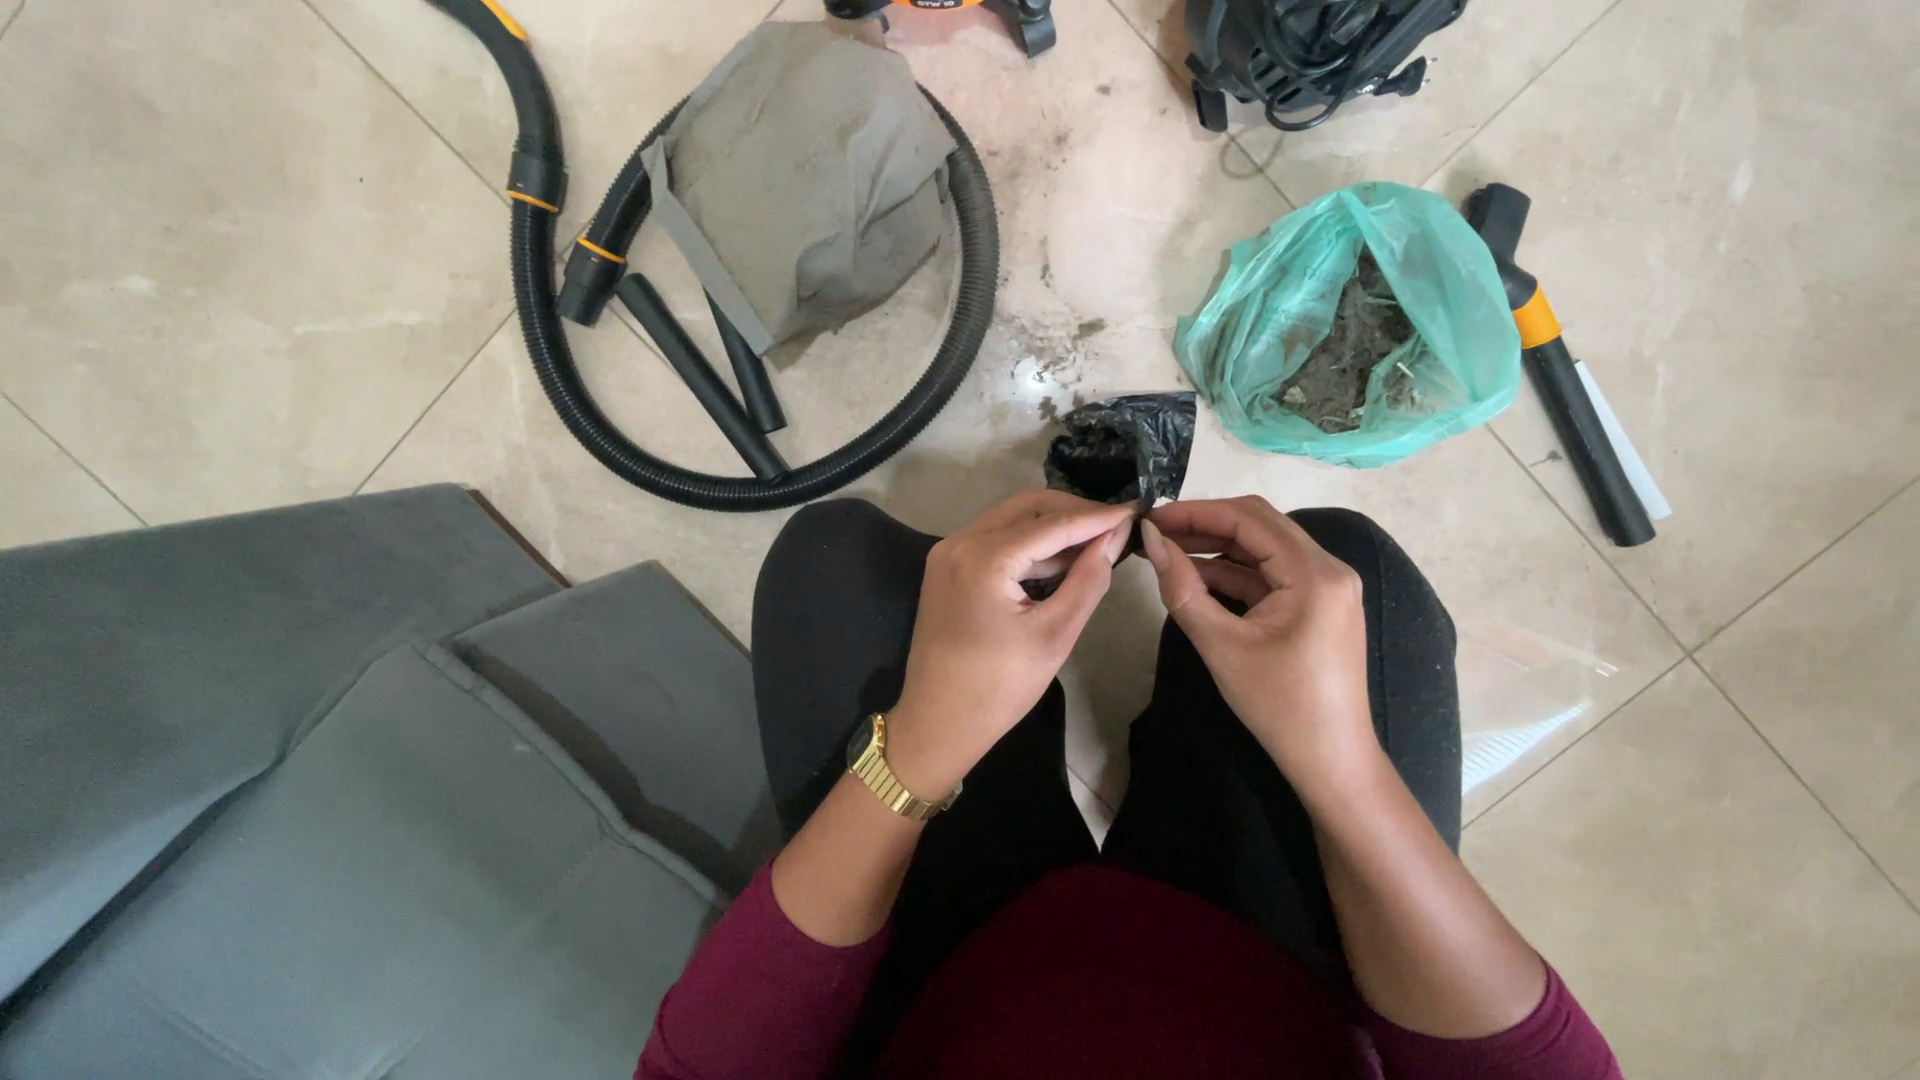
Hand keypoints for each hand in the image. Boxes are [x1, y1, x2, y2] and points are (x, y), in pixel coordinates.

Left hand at [886, 490, 1133, 795]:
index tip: (1134, 511)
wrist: (939, 723)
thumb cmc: (999, 687)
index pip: (1051, 524)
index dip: (1096, 517)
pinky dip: (1027, 547)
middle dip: (1072, 514)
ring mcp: (947, 554)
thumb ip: (1088, 579)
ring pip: (1009, 522)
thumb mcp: (1055, 634)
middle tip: (1114, 526)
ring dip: (1050, 530)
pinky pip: (994, 542)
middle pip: (1026, 508)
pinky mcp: (947, 570)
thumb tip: (1115, 537)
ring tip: (1096, 544)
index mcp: (982, 557)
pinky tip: (1060, 562)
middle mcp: (958, 543)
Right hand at [1137, 496, 1380, 797]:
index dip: (1196, 512)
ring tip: (1165, 551)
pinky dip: (1232, 572)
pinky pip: (1269, 575)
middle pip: (1259, 526)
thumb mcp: (1221, 645)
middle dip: (1204, 525)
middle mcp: (1327, 568)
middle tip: (1155, 533)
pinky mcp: (1315, 605)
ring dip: (1215, 547)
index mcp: (1314, 574)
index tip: (1152, 518)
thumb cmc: (1278, 705)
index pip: (1250, 519)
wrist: (1329, 758)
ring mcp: (1325, 586)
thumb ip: (1182, 588)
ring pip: (1262, 549)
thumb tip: (1151, 540)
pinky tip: (1193, 576)